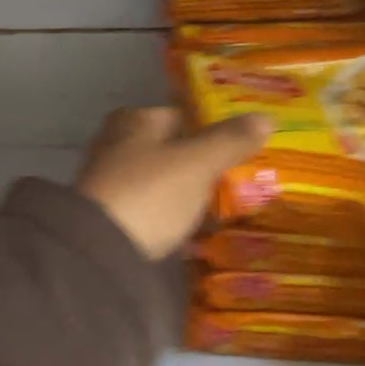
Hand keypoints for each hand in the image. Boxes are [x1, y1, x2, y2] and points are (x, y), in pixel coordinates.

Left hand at [77, 107, 271, 260]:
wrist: (99, 249)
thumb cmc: (150, 192)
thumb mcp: (196, 163)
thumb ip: (229, 141)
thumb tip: (265, 118)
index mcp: (134, 120)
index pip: (181, 116)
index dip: (212, 131)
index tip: (244, 152)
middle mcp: (117, 143)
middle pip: (170, 151)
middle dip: (202, 168)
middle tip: (241, 187)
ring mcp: (110, 180)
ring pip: (161, 183)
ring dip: (187, 197)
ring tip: (224, 217)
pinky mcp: (108, 216)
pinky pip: (151, 214)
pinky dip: (172, 224)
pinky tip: (194, 242)